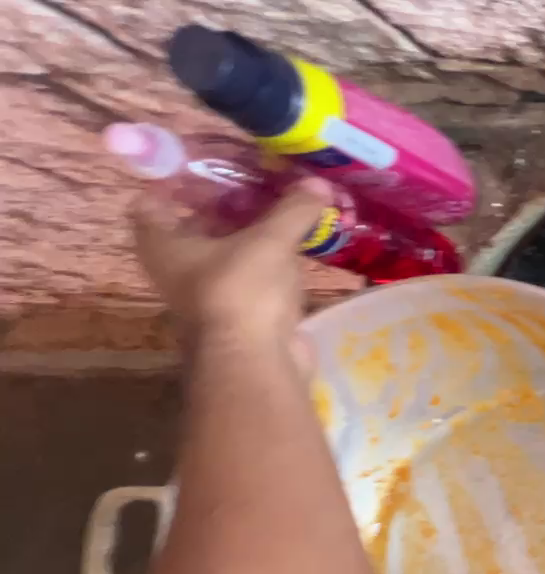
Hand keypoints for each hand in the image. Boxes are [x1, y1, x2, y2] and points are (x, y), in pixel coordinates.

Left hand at [132, 177, 330, 373]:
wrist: (256, 357)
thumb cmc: (242, 291)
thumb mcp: (270, 242)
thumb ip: (293, 211)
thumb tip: (318, 182)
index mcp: (160, 240)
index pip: (156, 199)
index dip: (182, 184)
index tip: (216, 174)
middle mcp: (174, 266)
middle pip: (195, 228)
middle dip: (227, 212)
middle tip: (261, 194)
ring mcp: (206, 294)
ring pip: (226, 257)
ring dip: (252, 243)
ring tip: (285, 225)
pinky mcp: (238, 316)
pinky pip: (251, 281)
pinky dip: (269, 270)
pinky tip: (296, 262)